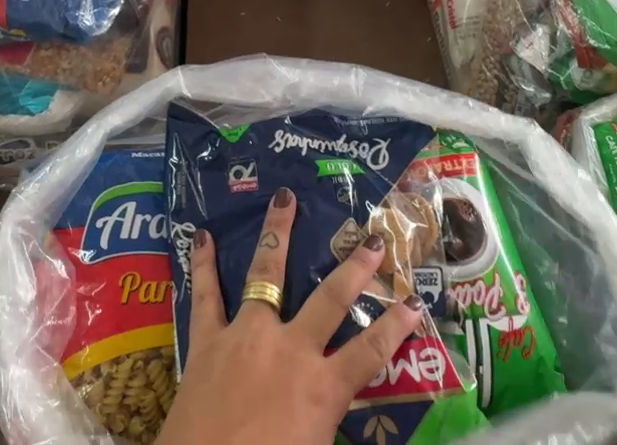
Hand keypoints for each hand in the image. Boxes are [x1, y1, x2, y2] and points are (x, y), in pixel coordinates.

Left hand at [155, 187, 424, 444]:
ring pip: (267, 274)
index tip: (415, 303)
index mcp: (322, 387)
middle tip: (374, 238)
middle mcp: (290, 350)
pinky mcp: (208, 341)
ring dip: (278, 234)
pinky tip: (200, 236)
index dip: (397, 327)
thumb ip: (329, 417)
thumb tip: (335, 403)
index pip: (371, 351)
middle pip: (331, 299)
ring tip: (285, 199)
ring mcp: (247, 337)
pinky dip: (203, 265)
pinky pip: (206, 296)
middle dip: (355, 268)